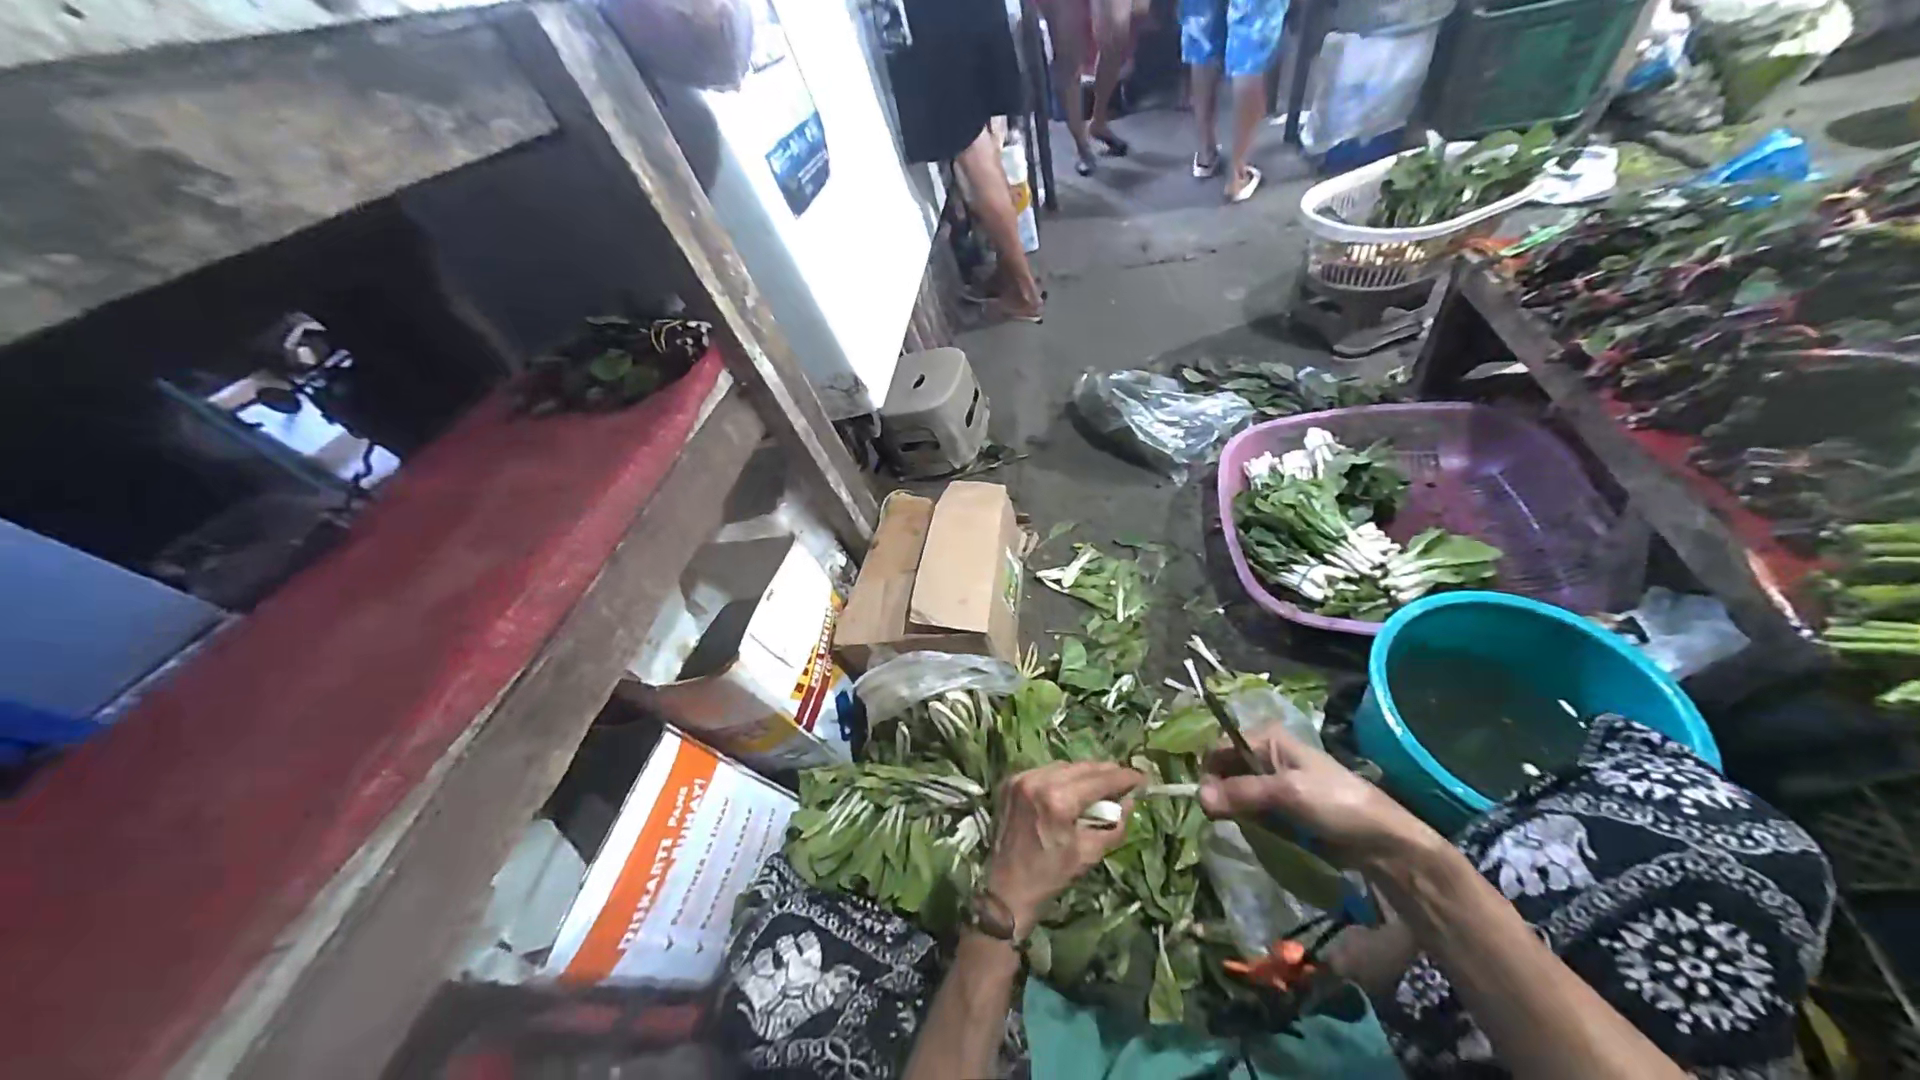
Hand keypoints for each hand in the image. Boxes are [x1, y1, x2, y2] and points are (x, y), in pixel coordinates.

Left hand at [983, 761, 1142, 931]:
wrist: (1005, 889)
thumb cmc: (1049, 876)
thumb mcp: (1089, 853)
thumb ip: (1114, 825)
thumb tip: (1129, 800)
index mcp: (1058, 800)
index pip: (1099, 780)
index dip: (1124, 777)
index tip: (1142, 778)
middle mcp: (1038, 781)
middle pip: (1082, 767)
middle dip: (1106, 772)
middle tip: (1126, 780)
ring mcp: (1021, 779)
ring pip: (1063, 766)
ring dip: (1084, 773)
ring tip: (1101, 784)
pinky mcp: (1010, 782)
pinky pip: (1045, 771)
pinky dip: (1062, 777)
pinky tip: (1072, 788)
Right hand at [1198, 727, 1442, 870]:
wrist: (1382, 843)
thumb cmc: (1336, 803)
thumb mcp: (1287, 792)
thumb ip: (1241, 793)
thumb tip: (1198, 799)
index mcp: (1266, 738)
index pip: (1219, 747)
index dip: (1208, 770)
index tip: (1206, 799)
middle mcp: (1264, 755)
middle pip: (1223, 770)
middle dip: (1218, 792)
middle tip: (1221, 816)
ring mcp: (1271, 783)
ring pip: (1233, 792)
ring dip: (1232, 809)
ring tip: (1239, 826)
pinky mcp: (1278, 809)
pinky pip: (1248, 811)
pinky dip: (1245, 821)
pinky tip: (1251, 831)